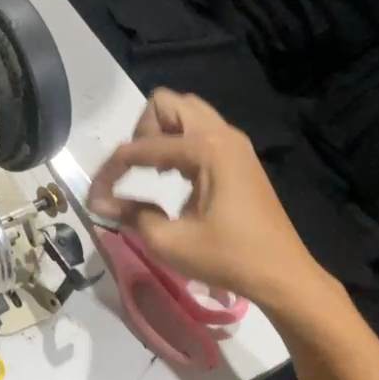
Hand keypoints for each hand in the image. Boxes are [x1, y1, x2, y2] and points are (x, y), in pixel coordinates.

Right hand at [88, 88, 334, 313]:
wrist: (282, 275)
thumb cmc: (226, 257)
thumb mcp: (167, 240)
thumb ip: (128, 213)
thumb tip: (96, 203)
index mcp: (206, 149)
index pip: (141, 146)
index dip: (111, 171)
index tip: (96, 199)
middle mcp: (222, 134)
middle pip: (166, 104)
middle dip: (140, 131)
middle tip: (136, 168)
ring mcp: (234, 143)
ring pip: (184, 112)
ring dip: (160, 133)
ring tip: (153, 170)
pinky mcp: (238, 157)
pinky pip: (199, 130)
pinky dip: (177, 143)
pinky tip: (173, 176)